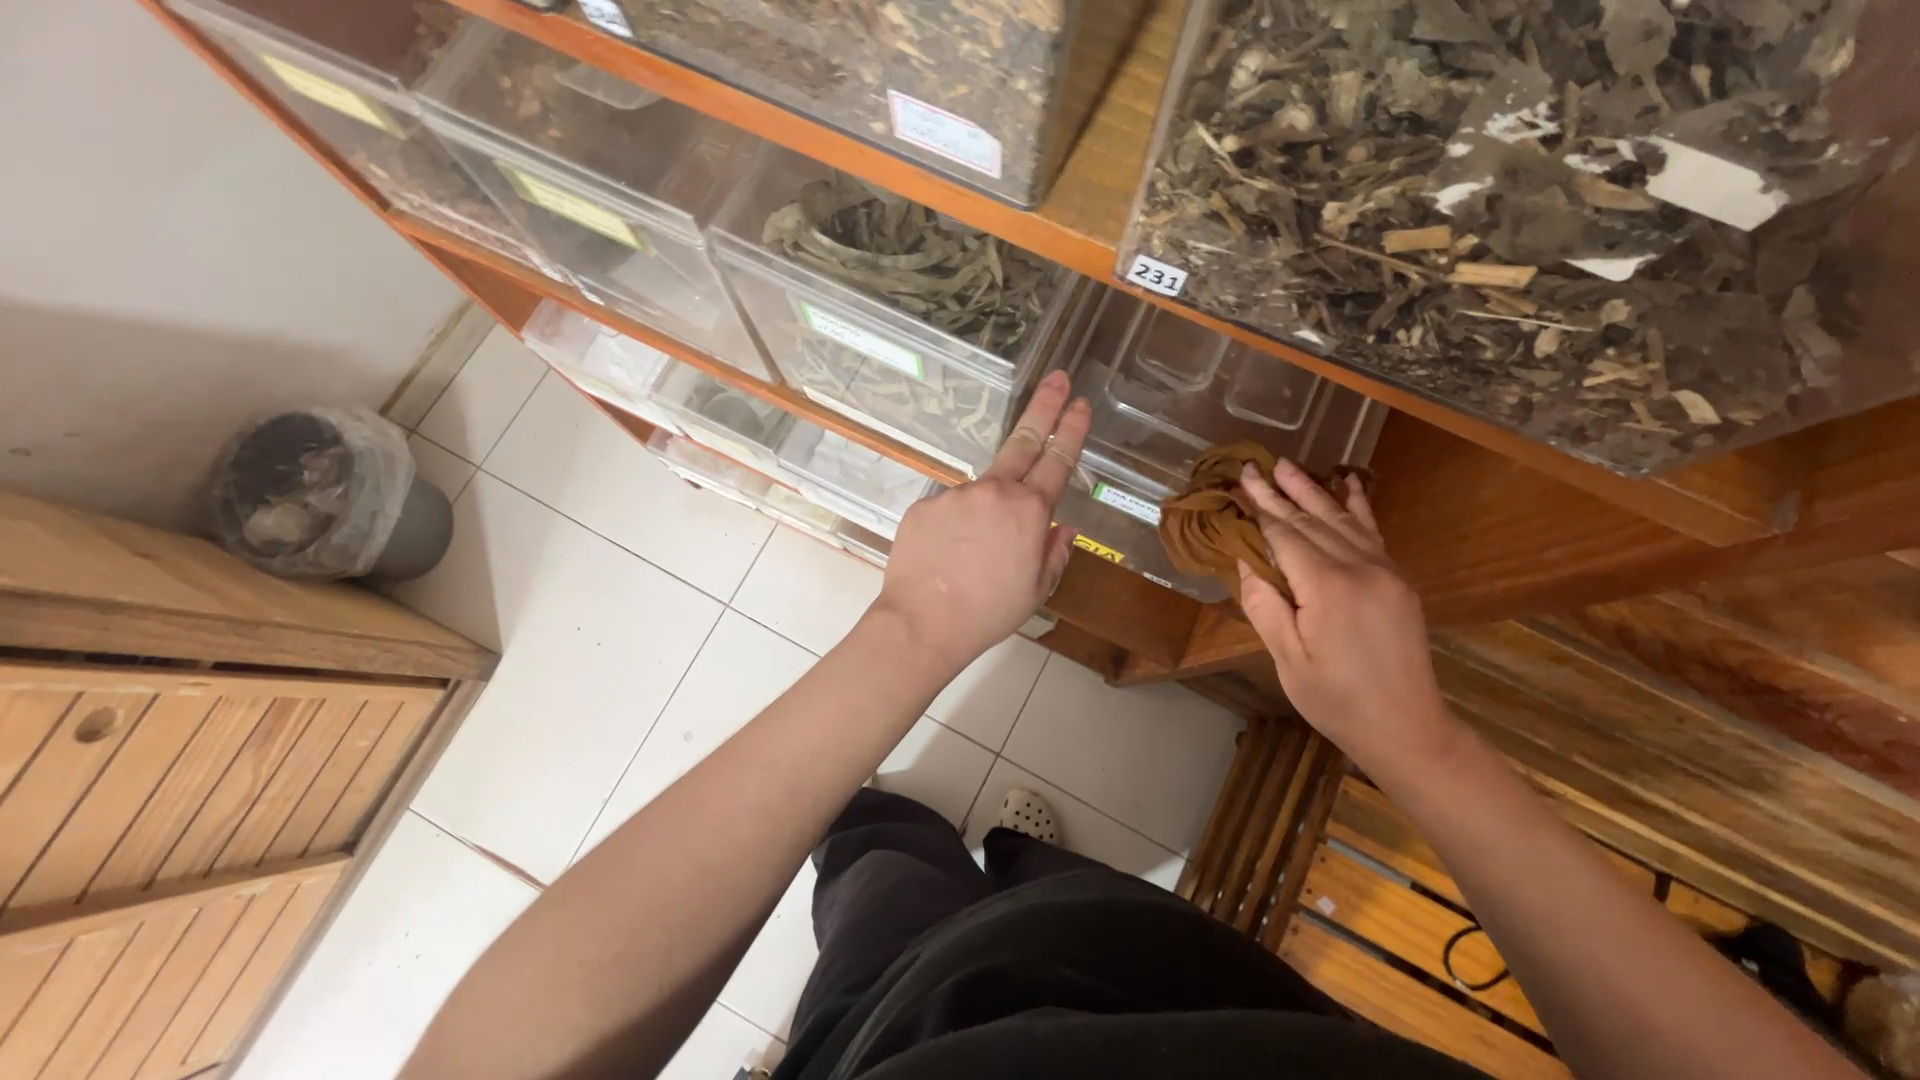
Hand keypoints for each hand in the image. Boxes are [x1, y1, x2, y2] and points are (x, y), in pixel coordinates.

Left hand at [871, 371, 1090, 672]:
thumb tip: (1062, 527)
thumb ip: (1054, 552)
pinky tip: (947, 562)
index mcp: (1029, 511)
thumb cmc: (989, 613)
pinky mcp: (924, 506)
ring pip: (979, 495)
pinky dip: (953, 531)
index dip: (1071, 430)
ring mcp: (955, 495)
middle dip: (1043, 407)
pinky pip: (948, 513)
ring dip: (983, 515)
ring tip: (973, 559)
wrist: (923, 624)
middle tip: (1057, 378)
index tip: (1080, 403)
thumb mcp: (1037, 590)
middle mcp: (993, 492)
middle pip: (1023, 441)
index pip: (1058, 461)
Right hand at [1235, 459, 1458, 772]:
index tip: (1239, 483)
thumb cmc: (1337, 700)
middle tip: (1255, 467)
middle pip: (1312, 522)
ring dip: (1313, 492)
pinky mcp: (1397, 581)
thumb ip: (1266, 605)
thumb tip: (1246, 562)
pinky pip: (1372, 533)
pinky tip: (1349, 486)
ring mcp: (1385, 572)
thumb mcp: (1288, 658)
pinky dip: (1357, 507)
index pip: (1285, 536)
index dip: (1259, 509)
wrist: (1406, 726)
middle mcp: (1360, 568)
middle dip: (1280, 494)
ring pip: (1342, 521)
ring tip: (1289, 467)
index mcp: (1328, 587)